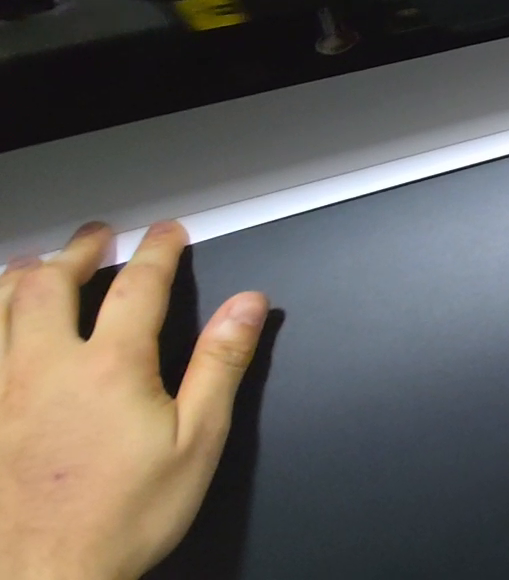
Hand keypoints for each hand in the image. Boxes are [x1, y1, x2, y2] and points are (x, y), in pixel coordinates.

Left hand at [0, 221, 267, 579]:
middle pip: (47, 292)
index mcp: (108, 371)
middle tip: (95, 236)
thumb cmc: (123, 514)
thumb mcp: (199, 437)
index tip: (167, 232)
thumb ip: (221, 363)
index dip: (157, 251)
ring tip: (31, 265)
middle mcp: (39, 376)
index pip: (137, 288)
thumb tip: (247, 305)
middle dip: (75, 254)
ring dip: (16, 282)